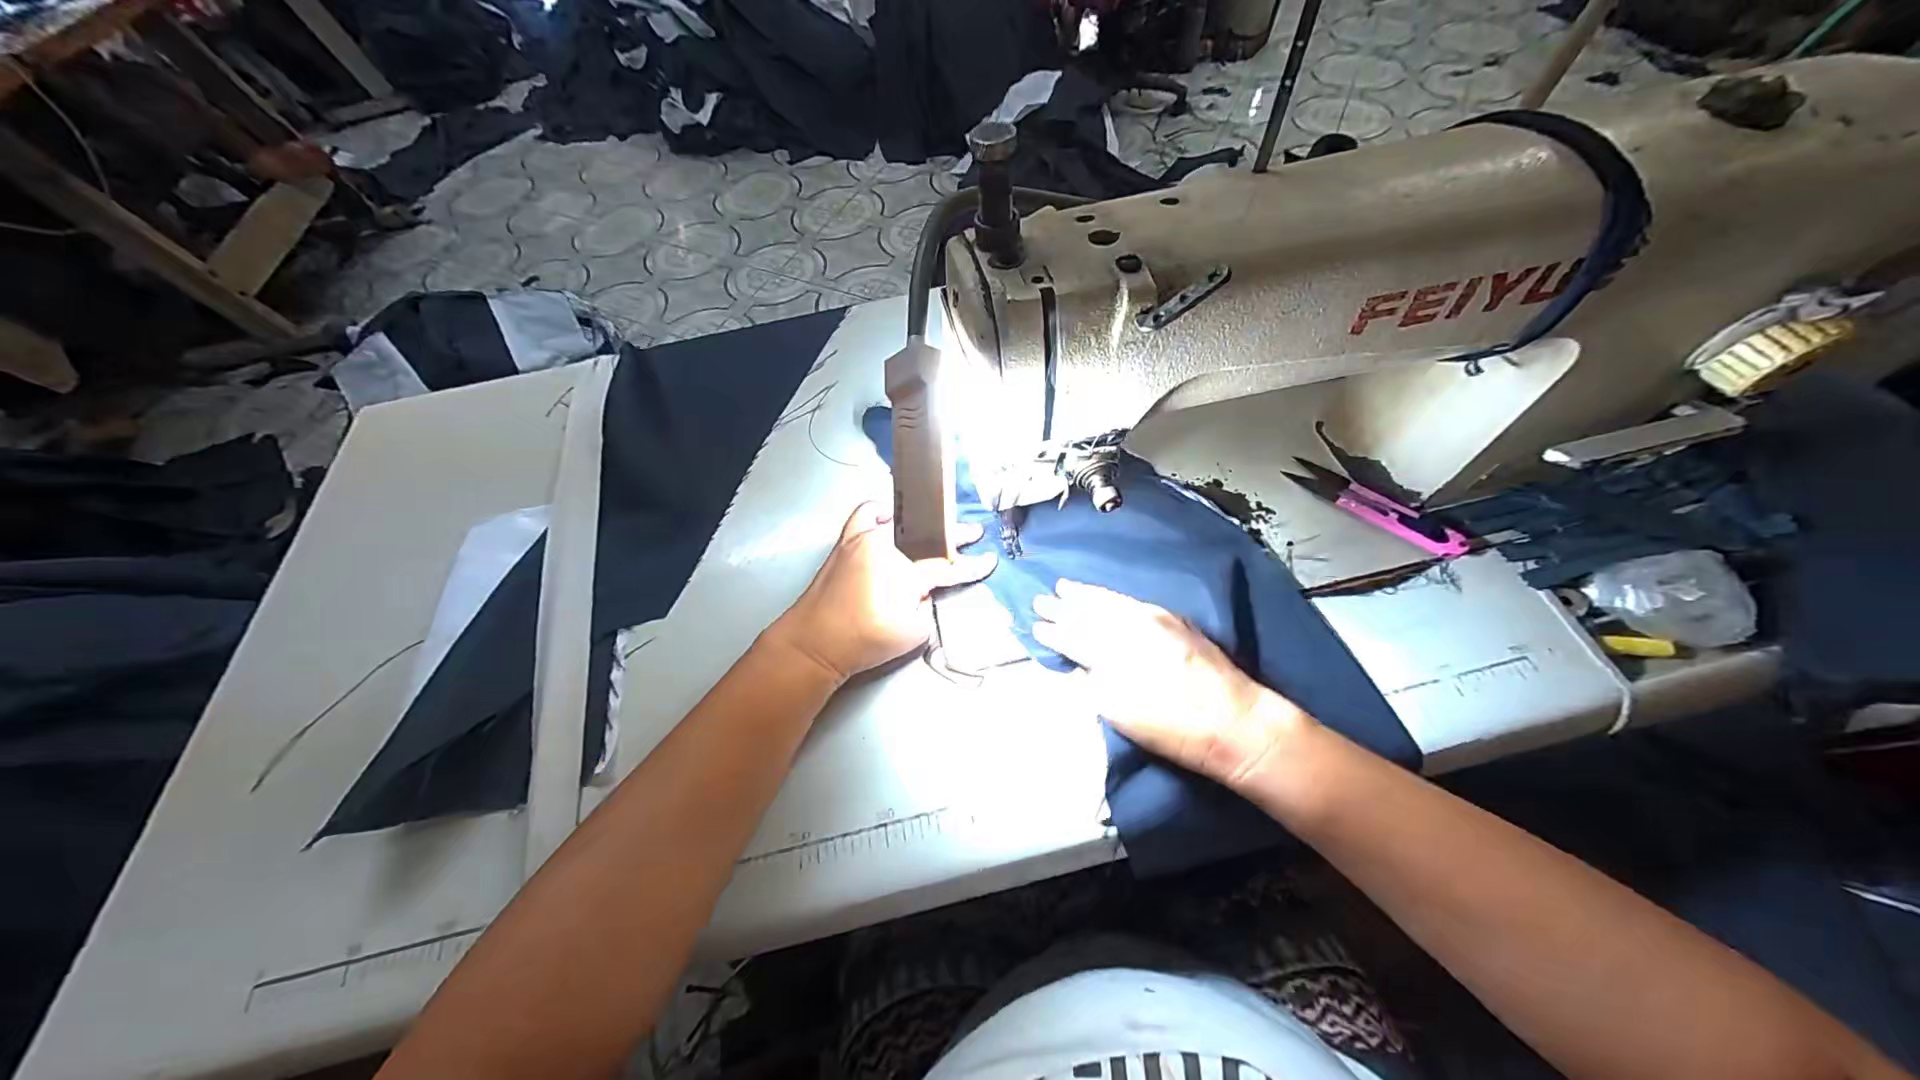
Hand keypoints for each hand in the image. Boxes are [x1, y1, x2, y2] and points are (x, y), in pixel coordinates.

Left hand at [771, 502, 996, 682]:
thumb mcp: (913, 633)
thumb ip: (925, 607)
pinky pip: (863, 516)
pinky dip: (878, 513)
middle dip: (954, 538)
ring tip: (937, 526)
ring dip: (922, 526)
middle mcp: (884, 546)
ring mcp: (861, 540)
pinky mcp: (844, 545)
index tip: (989, 562)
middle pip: (927, 538)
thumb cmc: (862, 642)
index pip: (946, 566)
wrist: (814, 645)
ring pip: (899, 523)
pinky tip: (887, 514)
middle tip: (973, 534)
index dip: (971, 566)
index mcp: (904, 569)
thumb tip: (921, 594)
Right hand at [1031, 580, 1312, 788]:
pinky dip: (1111, 596)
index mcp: (1116, 654)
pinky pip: (1131, 600)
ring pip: (1110, 602)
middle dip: (1062, 608)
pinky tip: (1104, 594)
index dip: (1053, 633)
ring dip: (1085, 595)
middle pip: (1089, 614)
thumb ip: (1091, 685)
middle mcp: (1133, 629)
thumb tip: (1072, 666)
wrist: (1235, 723)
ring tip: (1064, 587)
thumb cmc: (1175, 731)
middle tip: (1039, 601)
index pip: (1075, 637)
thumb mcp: (1122, 715)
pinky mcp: (1174, 620)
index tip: (1035, 627)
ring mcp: (1156, 620)